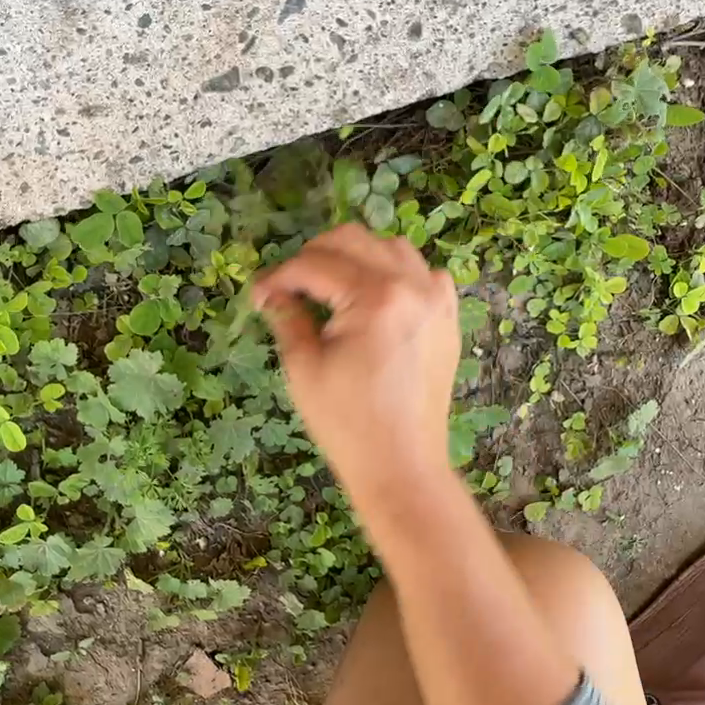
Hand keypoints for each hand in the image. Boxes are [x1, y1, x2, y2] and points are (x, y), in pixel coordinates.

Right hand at [252, 223, 460, 494]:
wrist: (402, 465)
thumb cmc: (346, 422)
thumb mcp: (304, 367)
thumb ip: (287, 316)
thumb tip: (273, 292)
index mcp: (375, 297)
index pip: (314, 264)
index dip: (278, 275)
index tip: (257, 295)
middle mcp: (411, 285)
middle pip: (352, 239)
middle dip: (312, 256)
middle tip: (289, 287)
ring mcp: (436, 299)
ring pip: (389, 246)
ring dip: (354, 256)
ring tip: (330, 288)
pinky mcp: (447, 317)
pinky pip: (422, 272)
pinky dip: (395, 273)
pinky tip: (375, 298)